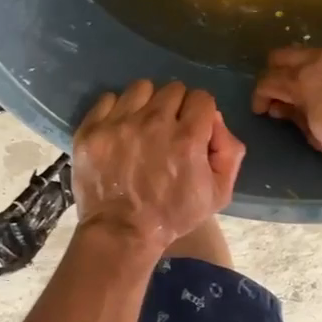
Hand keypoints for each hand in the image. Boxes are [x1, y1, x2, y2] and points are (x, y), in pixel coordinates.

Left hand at [72, 80, 243, 256]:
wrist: (121, 233)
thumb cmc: (172, 215)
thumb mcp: (218, 193)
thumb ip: (229, 151)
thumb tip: (215, 119)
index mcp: (187, 137)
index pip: (202, 97)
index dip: (200, 112)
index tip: (193, 127)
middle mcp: (154, 123)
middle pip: (173, 89)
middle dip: (177, 106)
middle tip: (169, 128)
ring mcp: (119, 124)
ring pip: (142, 88)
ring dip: (147, 103)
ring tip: (143, 124)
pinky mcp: (93, 130)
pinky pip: (109, 98)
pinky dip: (117, 110)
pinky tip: (120, 129)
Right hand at [251, 48, 321, 176]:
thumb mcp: (320, 138)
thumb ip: (298, 119)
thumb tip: (284, 109)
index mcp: (304, 80)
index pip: (268, 80)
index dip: (260, 96)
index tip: (262, 111)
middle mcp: (319, 60)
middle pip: (282, 56)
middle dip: (274, 76)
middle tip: (279, 99)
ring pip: (306, 54)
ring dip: (296, 70)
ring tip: (303, 96)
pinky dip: (317, 70)